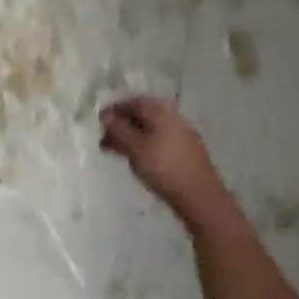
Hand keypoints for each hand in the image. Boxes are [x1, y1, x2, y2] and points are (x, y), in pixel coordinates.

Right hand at [99, 95, 225, 212]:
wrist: (199, 196)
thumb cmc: (163, 167)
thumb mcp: (135, 147)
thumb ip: (118, 129)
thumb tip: (105, 115)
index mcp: (162, 114)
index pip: (135, 102)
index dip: (116, 108)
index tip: (100, 120)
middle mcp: (174, 120)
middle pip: (144, 116)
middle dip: (122, 124)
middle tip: (105, 138)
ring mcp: (182, 137)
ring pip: (151, 130)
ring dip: (131, 137)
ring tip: (115, 151)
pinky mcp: (185, 153)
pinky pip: (159, 142)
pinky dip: (143, 146)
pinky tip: (136, 159)